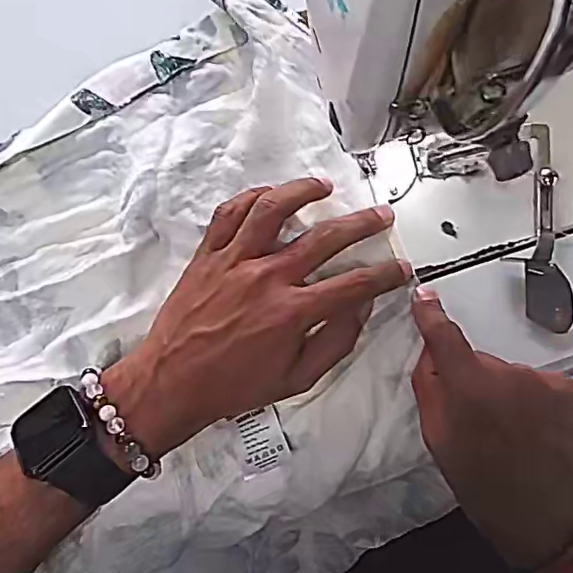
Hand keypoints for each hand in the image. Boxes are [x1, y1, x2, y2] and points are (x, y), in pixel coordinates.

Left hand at [104, 178, 411, 456]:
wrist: (173, 382)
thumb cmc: (230, 385)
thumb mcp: (296, 378)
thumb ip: (335, 342)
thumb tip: (360, 311)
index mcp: (290, 312)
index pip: (354, 284)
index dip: (385, 274)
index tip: (398, 269)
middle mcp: (265, 279)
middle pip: (326, 237)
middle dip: (363, 224)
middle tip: (379, 218)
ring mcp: (234, 262)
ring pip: (274, 209)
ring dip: (304, 192)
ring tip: (324, 187)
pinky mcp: (208, 256)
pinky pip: (230, 214)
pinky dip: (252, 198)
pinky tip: (268, 195)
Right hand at [411, 287, 572, 568]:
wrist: (553, 524)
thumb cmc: (487, 490)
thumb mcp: (440, 444)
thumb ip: (430, 392)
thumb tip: (429, 356)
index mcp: (472, 389)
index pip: (446, 337)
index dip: (431, 315)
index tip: (425, 296)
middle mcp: (513, 376)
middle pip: (484, 363)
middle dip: (479, 383)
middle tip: (485, 424)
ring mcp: (552, 383)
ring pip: (518, 377)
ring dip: (514, 396)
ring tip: (519, 437)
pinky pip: (547, 387)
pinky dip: (542, 404)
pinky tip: (543, 434)